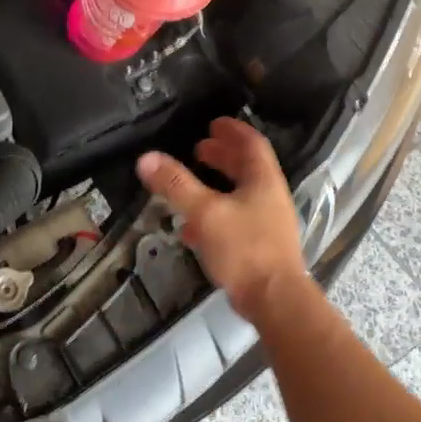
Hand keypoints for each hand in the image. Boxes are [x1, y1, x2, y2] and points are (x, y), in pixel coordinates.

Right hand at [137, 117, 308, 321]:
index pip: (251, 144)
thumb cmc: (244, 249)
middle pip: (247, 168)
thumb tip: (146, 158)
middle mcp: (268, 197)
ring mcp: (265, 223)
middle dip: (222, 156)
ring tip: (191, 182)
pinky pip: (233, 220)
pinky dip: (213, 214)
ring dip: (217, 184)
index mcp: (262, 181)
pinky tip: (191, 227)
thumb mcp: (205, 212)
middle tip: (199, 148)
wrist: (273, 298)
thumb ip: (176, 185)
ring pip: (240, 194)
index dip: (232, 131)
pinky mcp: (257, 246)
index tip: (214, 122)